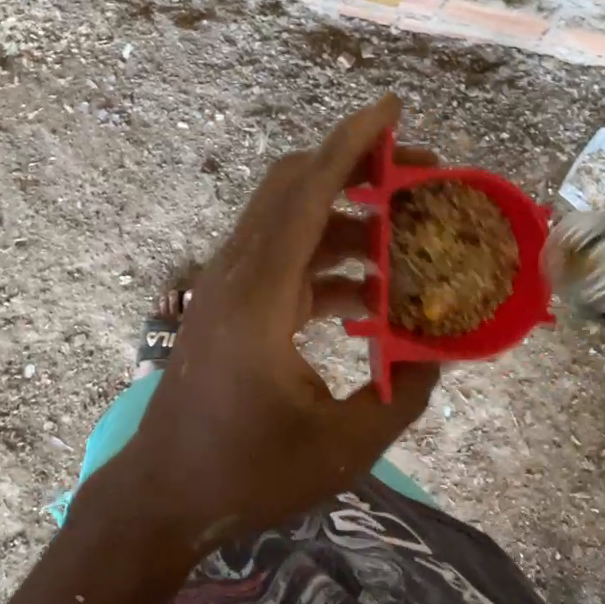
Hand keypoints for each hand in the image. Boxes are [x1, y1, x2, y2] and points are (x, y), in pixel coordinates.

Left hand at [106, 94, 439, 550]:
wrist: (164, 495)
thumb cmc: (246, 472)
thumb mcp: (343, 446)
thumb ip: (402, 395)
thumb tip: (440, 355)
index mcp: (262, 293)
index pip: (309, 192)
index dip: (351, 142)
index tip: (391, 108)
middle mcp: (240, 271)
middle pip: (295, 186)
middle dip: (358, 167)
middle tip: (419, 175)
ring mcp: (230, 284)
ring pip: (293, 220)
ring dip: (350, 218)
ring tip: (410, 241)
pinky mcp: (232, 303)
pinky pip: (288, 258)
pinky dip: (331, 260)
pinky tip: (372, 299)